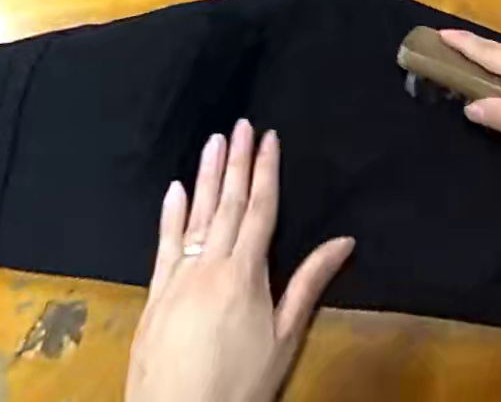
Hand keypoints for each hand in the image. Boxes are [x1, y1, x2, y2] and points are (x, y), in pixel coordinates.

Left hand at [126, 120, 354, 401]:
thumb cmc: (239, 384)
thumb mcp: (284, 338)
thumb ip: (310, 283)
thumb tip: (345, 240)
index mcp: (246, 272)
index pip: (260, 208)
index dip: (266, 170)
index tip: (269, 137)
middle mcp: (211, 266)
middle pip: (229, 202)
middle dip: (238, 160)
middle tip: (242, 124)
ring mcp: (179, 278)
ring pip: (196, 215)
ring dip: (207, 175)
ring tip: (215, 141)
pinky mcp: (155, 296)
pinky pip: (164, 246)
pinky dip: (171, 215)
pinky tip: (175, 188)